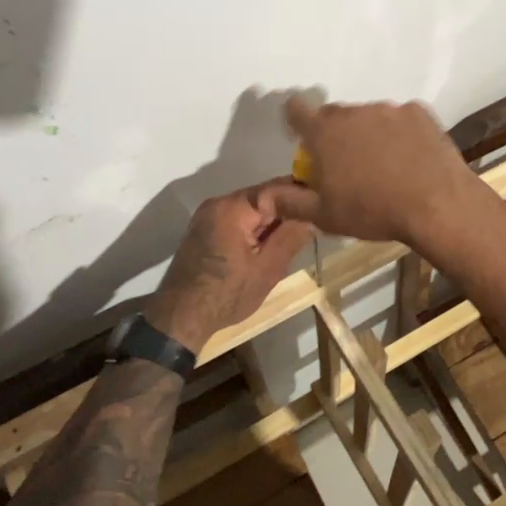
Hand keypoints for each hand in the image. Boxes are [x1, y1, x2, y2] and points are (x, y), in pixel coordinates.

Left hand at [144, 178, 311, 353]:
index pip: (277, 189)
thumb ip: (291, 236)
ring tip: (297, 233)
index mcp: (233, 207)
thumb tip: (315, 214)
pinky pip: (237, 218)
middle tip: (315, 222)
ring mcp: (207, 215)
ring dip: (272, 219)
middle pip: (263, 196)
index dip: (303, 196)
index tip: (325, 205)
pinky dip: (255, 226)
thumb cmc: (227, 294)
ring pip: (251, 208)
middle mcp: (218, 203)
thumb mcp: (267, 269)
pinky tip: (269, 243)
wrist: (180, 317)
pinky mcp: (204, 229)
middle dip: (288, 208)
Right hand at [263, 96, 488, 245]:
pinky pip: (400, 119)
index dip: (295, 120)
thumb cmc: (373, 211)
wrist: (437, 204)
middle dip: (335, 135)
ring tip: (384, 167)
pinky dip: (400, 134)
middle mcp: (353, 112)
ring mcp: (388, 109)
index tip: (302, 139)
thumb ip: (290, 202)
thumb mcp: (325, 216)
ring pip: (368, 117)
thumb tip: (263, 196)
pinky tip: (410, 159)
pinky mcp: (418, 112)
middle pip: (334, 115)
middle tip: (347, 166)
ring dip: (368, 134)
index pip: (296, 109)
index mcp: (324, 132)